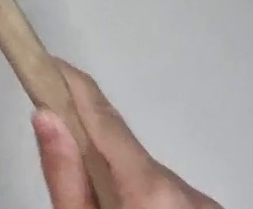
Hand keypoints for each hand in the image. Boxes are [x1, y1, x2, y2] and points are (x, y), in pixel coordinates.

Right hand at [34, 61, 221, 208]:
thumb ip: (65, 176)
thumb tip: (44, 114)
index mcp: (151, 186)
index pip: (103, 116)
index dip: (72, 83)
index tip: (44, 59)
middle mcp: (188, 188)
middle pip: (123, 148)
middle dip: (92, 147)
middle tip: (66, 165)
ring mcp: (208, 203)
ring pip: (146, 172)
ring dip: (121, 176)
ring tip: (105, 205)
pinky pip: (169, 191)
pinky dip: (146, 195)